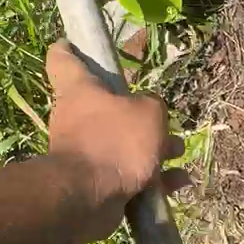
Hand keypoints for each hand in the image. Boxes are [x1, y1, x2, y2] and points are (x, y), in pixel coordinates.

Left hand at [45, 41, 184, 237]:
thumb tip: (151, 113)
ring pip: (123, 145)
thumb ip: (154, 105)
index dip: (70, 51)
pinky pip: (129, 176)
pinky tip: (179, 182)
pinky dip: (153, 179)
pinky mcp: (96, 184)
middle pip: (107, 109)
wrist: (90, 197)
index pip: (63, 60)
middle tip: (165, 122)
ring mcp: (85, 153)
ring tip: (178, 153)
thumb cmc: (116, 141)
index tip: (76, 47)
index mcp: (79, 90)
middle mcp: (76, 119)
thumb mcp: (150, 113)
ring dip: (153, 149)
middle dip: (140, 116)